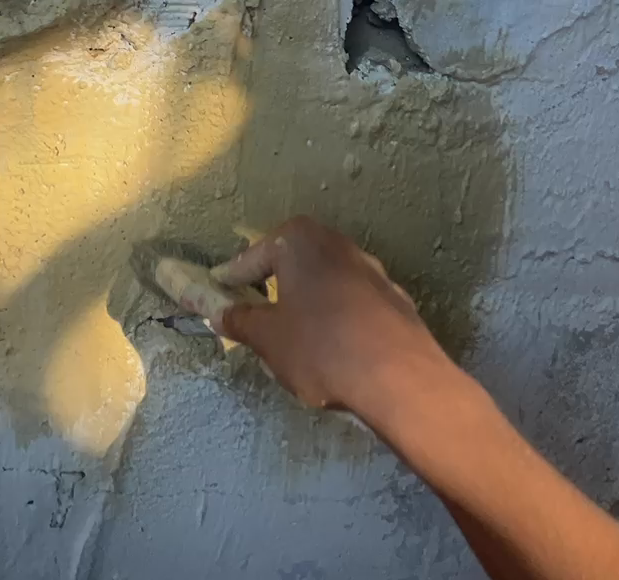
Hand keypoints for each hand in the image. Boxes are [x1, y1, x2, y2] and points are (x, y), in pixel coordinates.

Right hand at [208, 216, 453, 413]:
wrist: (401, 379)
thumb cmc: (321, 347)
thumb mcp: (268, 338)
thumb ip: (240, 321)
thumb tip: (220, 313)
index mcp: (300, 240)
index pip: (252, 258)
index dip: (232, 279)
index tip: (218, 294)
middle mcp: (336, 242)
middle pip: (292, 263)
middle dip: (272, 285)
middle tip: (254, 312)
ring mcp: (370, 268)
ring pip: (324, 281)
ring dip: (306, 301)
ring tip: (294, 335)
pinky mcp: (394, 297)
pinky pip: (351, 302)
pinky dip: (336, 316)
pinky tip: (333, 346)